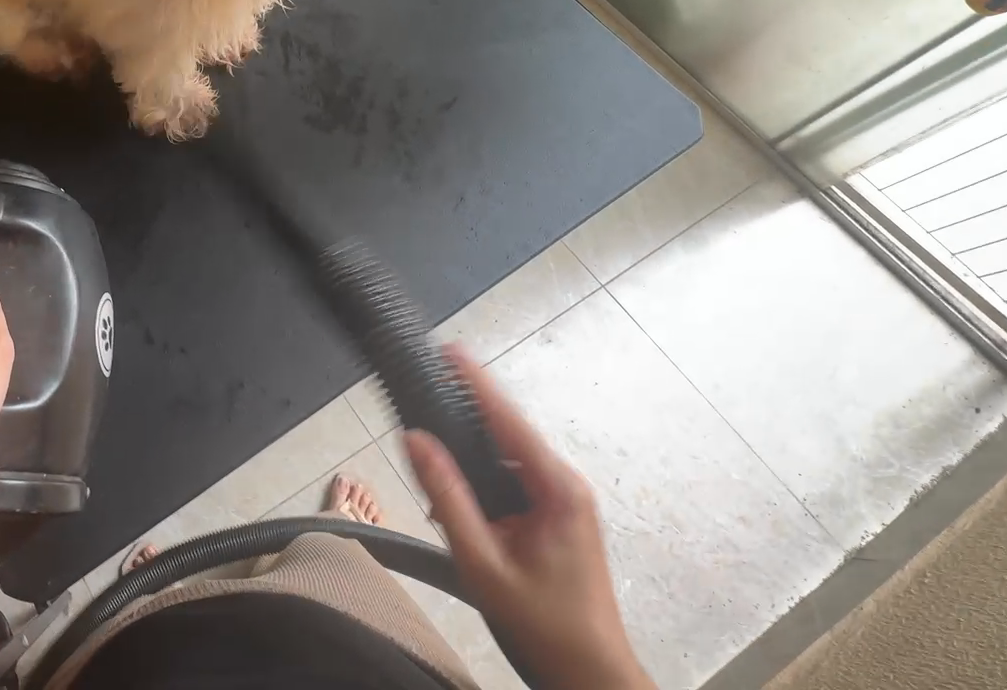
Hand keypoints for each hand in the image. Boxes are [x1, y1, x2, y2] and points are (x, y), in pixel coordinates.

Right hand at [404, 347, 653, 689]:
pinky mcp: (556, 515)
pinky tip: (457, 504)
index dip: (475, 381)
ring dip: (468, 460)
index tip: (448, 350)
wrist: (592, 679)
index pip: (507, 418)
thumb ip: (446, 496)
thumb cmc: (543, 625)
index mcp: (556, 488)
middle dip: (461, 423)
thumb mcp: (483, 561)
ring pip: (505, 459)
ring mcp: (563, 500)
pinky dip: (480, 482)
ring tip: (432, 472)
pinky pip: (511, 481)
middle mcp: (564, 484)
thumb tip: (415, 438)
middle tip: (419, 416)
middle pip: (505, 433)